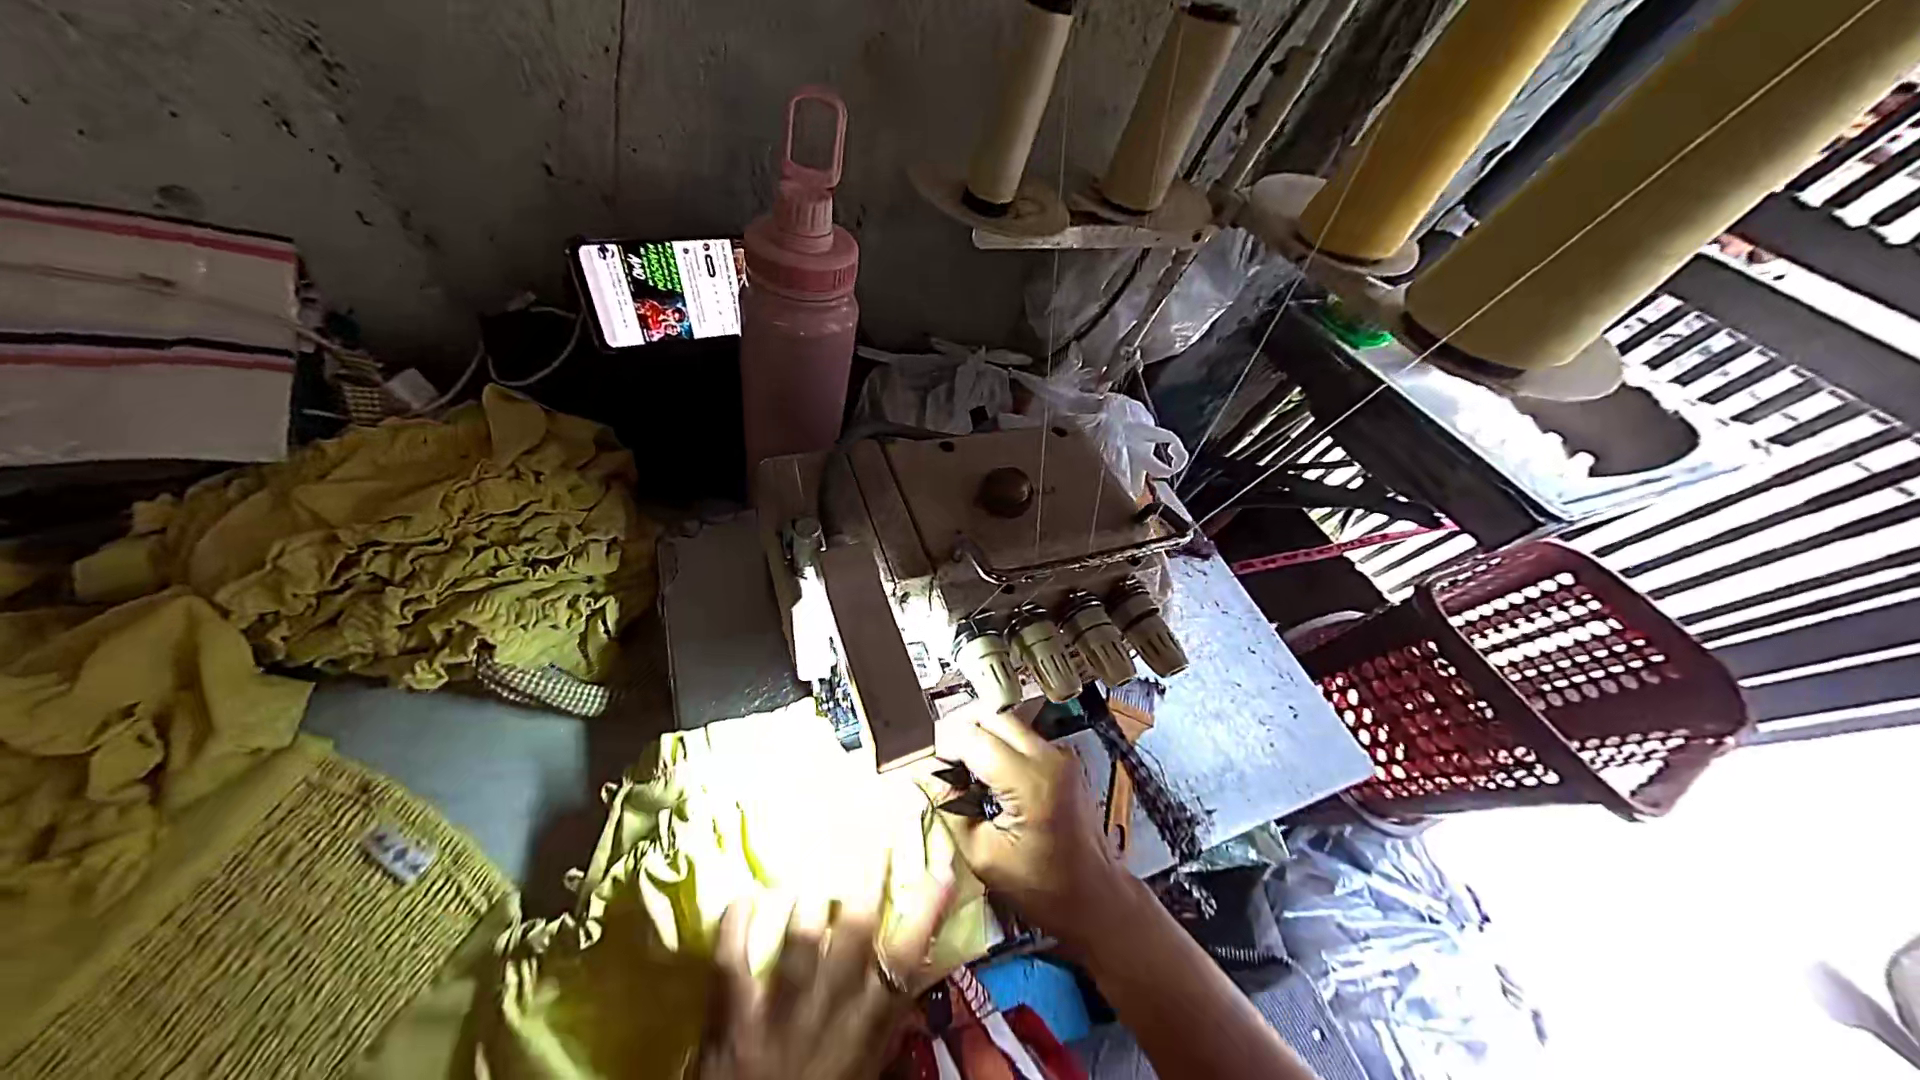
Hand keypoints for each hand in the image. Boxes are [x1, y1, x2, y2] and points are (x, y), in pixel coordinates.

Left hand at [702, 862, 954, 1079]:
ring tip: (809, 883)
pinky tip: (743, 898)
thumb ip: (883, 1024)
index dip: (927, 911)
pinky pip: (732, 958)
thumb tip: (908, 977)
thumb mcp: (864, 1068)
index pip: (907, 960)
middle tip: (867, 854)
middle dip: (864, 888)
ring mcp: (781, 1012)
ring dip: (807, 905)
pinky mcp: (734, 1016)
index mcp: (868, 1026)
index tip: (941, 870)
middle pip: (855, 933)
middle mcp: (831, 1010)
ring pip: (802, 939)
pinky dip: (735, 924)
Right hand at [931, 704, 1129, 947]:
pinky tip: (989, 778)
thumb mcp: (984, 857)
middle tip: (943, 764)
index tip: (927, 766)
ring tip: (964, 772)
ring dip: (980, 738)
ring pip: (1007, 722)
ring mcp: (1061, 756)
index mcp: (1030, 781)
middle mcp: (1049, 758)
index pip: (972, 738)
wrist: (1097, 899)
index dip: (943, 747)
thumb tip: (930, 780)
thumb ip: (952, 812)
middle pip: (991, 717)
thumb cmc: (1044, 888)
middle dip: (960, 733)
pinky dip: (999, 746)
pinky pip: (1022, 738)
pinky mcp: (1064, 761)